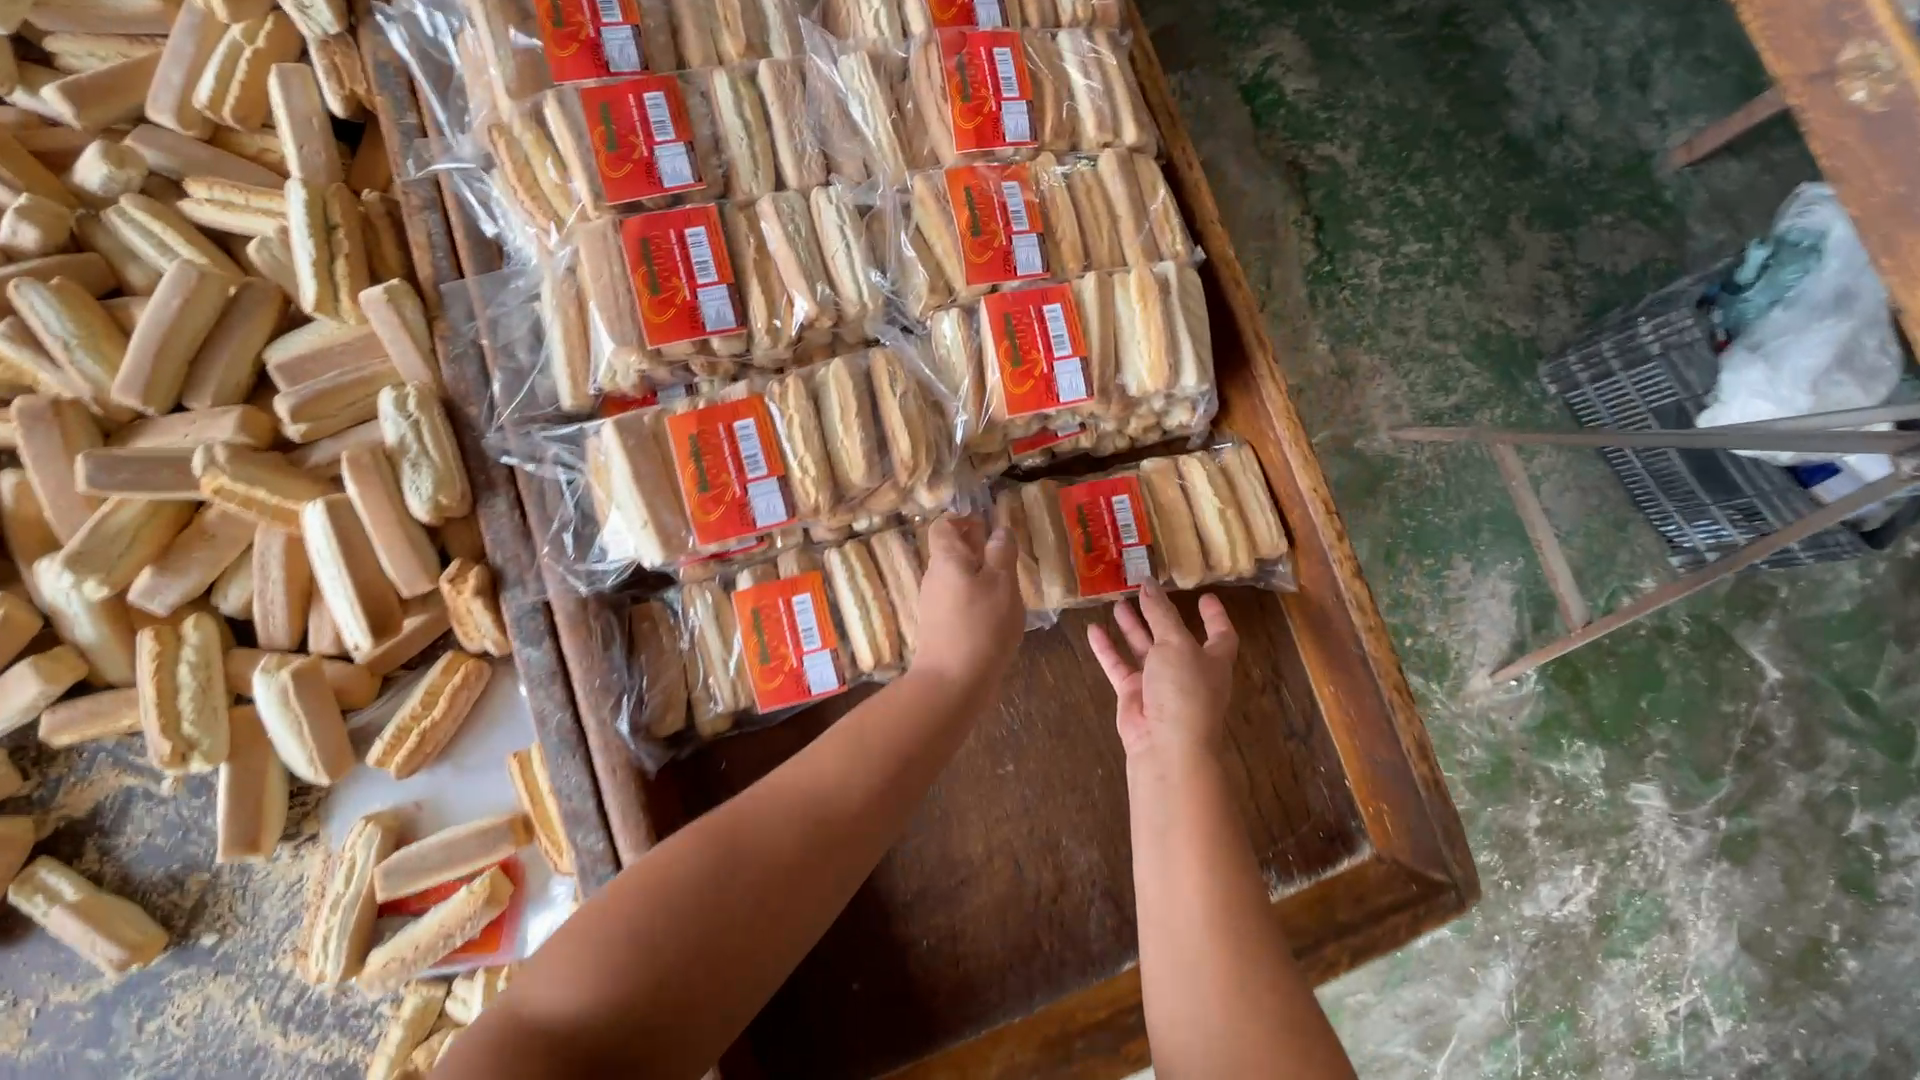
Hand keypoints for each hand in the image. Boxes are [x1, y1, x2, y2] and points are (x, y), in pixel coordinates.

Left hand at [909, 516, 1025, 691]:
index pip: (943, 526)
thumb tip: (999, 531)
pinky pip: (956, 601)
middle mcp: (933, 577)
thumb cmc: (982, 625)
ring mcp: (932, 604)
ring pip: (954, 578)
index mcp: (946, 558)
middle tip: (1004, 557)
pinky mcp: (938, 627)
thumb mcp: (1002, 583)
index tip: (987, 527)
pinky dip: (974, 599)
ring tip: (1006, 587)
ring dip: (977, 575)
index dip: (963, 520)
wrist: (952, 682)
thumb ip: (1001, 553)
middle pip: (949, 552)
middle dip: (975, 548)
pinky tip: (994, 615)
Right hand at [1087, 584, 1238, 759]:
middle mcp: (1188, 669)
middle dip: (1159, 615)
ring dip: (1132, 627)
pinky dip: (1107, 649)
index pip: (1220, 634)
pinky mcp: (1134, 695)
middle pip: (1173, 636)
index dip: (1214, 616)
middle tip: (1141, 590)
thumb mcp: (1176, 644)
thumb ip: (1161, 614)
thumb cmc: (1184, 690)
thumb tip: (1149, 584)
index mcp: (1212, 659)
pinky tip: (1093, 630)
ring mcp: (1159, 684)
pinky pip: (1120, 666)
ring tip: (1116, 602)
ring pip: (1144, 649)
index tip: (1205, 597)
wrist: (1166, 745)